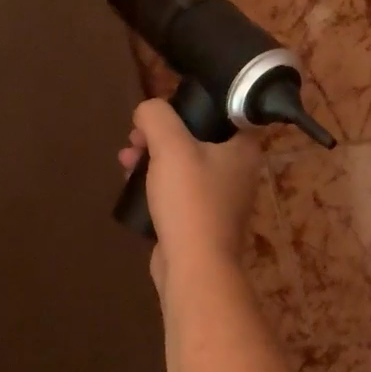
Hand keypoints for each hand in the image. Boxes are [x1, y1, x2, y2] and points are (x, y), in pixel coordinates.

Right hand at [119, 98, 261, 285]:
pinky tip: (133, 185)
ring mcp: (223, 198)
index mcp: (244, 149)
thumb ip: (158, 117)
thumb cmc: (190, 200)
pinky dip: (158, 185)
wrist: (195, 265)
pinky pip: (180, 192)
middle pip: (197, 139)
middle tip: (134, 139)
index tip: (161, 113)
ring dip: (154, 158)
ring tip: (126, 160)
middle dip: (161, 135)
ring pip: (184, 165)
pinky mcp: (204, 220)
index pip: (224, 112)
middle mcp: (240, 171)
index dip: (190, 106)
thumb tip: (148, 110)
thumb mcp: (171, 147)